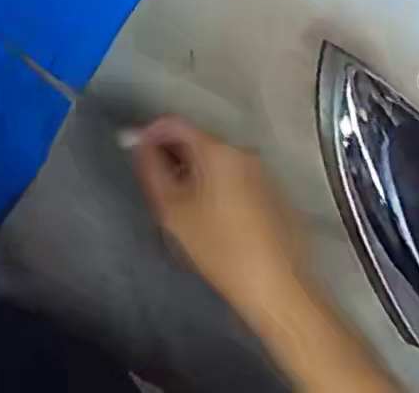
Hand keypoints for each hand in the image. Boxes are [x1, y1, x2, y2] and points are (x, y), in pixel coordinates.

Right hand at [127, 116, 313, 320]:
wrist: (282, 295)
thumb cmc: (221, 249)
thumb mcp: (171, 209)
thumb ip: (150, 168)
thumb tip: (141, 146)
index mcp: (218, 151)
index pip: (174, 123)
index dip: (148, 132)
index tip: (136, 151)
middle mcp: (244, 154)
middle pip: (197, 139)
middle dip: (171, 154)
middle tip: (156, 179)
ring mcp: (266, 175)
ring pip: (217, 160)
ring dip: (194, 170)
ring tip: (182, 200)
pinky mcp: (278, 197)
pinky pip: (236, 177)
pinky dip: (217, 184)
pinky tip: (213, 216)